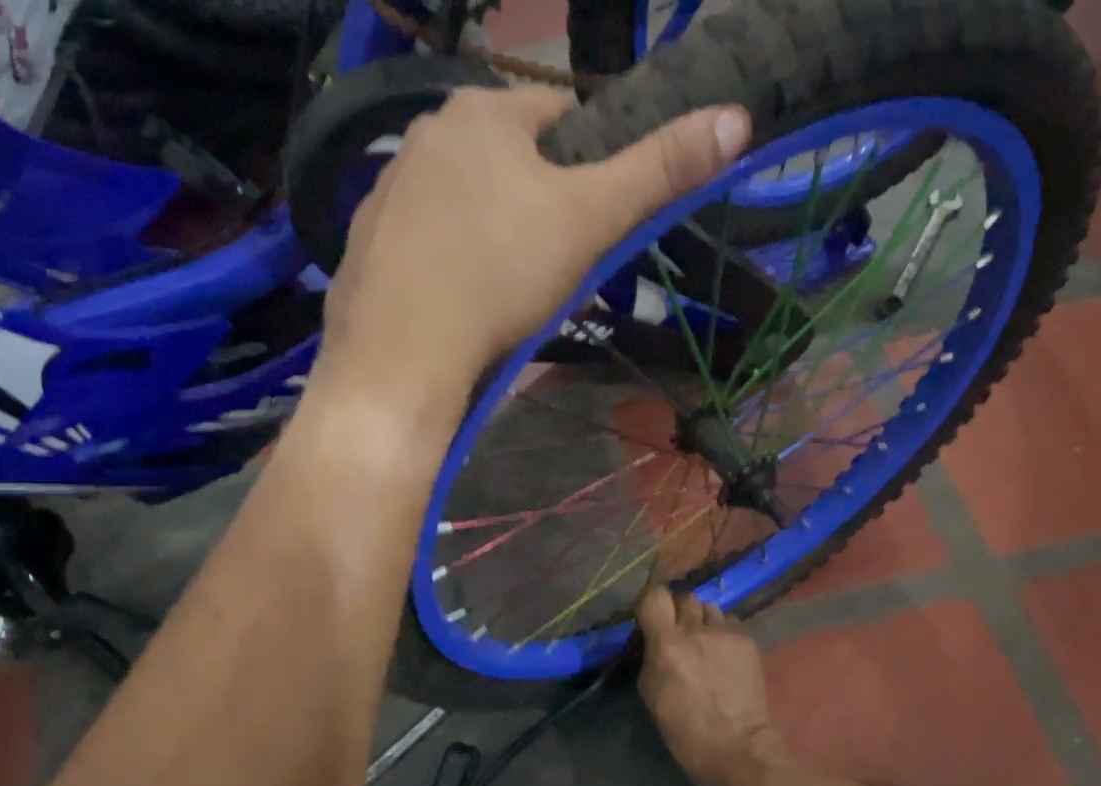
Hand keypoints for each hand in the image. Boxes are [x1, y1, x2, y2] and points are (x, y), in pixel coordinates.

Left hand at [320, 87, 749, 407]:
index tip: (598, 218)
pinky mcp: (364, 241)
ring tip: (510, 292)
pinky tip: (460, 303)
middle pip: (509, 161)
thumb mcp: (591, 220)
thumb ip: (661, 169)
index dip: (591, 165)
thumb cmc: (500, 275)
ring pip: (466, 201)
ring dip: (495, 232)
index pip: (559, 117)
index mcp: (480, 111)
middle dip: (541, 204)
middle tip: (559, 264)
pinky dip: (448, 261)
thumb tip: (737, 118)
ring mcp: (386, 188)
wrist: (400, 358)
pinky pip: (425, 240)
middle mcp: (424, 133)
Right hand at [635, 588, 791, 785]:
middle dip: (678, 612)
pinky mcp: (748, 640)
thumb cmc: (684, 728)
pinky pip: (730, 623)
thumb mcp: (650, 692)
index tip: (651, 616)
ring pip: (710, 608)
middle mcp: (696, 630)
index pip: (654, 596)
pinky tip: (724, 654)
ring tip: (705, 643)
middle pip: (685, 598)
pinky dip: (723, 632)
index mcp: (667, 643)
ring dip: (703, 621)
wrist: (737, 746)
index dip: (651, 603)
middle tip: (679, 633)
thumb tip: (652, 640)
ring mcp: (726, 632)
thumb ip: (650, 656)